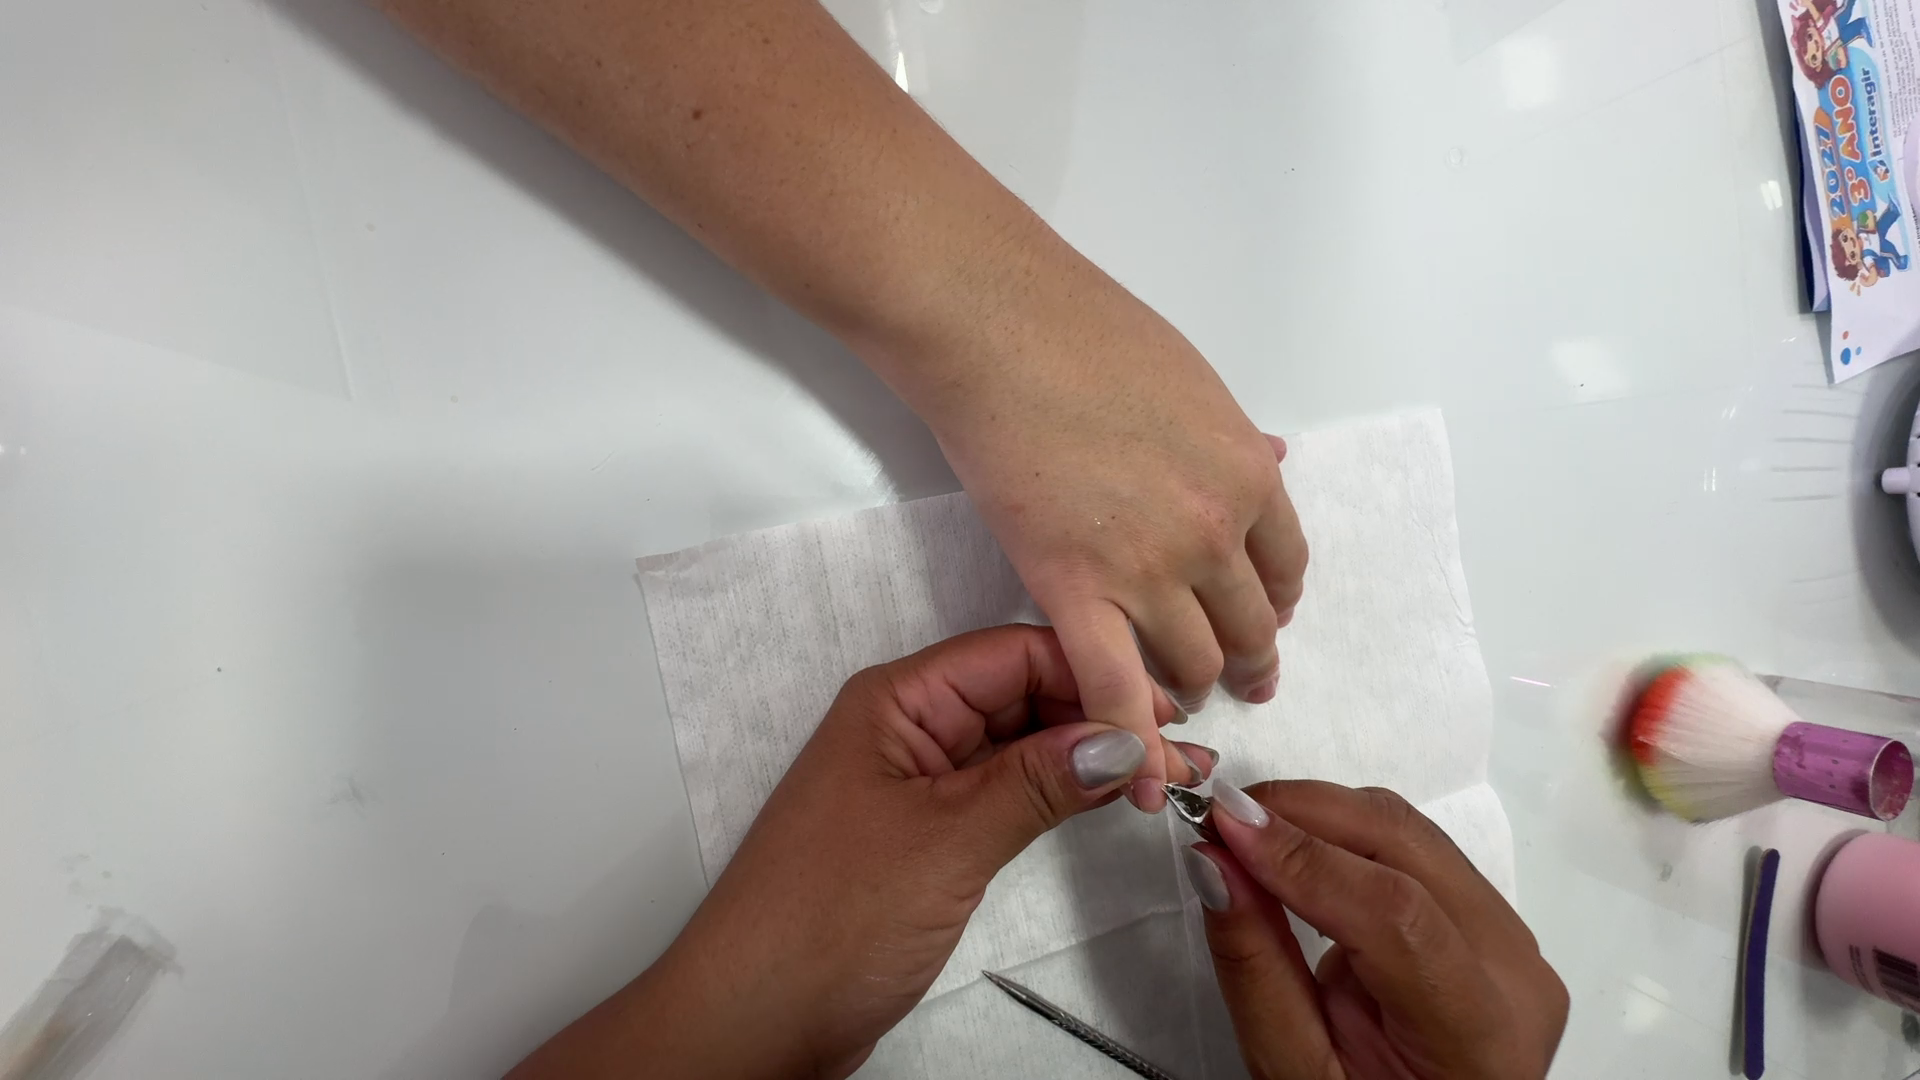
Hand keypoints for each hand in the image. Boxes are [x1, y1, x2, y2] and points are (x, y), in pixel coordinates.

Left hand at [509, 625, 1215, 1079]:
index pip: (1012, 655)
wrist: (752, 1022)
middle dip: (1100, 717)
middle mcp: (914, 722)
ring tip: (1171, 774)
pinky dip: (1060, 790)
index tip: (1168, 710)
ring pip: (1021, 742)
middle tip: (1184, 753)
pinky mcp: (935, 824)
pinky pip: (1008, 787)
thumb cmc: (835, 915)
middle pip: (1022, 695)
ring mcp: (926, 774)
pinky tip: (1113, 795)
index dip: (1092, 674)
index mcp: (901, 697)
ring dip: (1089, 755)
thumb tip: (1125, 739)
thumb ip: (1037, 781)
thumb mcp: (946, 839)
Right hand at [920, 267, 1307, 798]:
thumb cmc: (1084, 333)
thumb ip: (1231, 436)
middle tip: (1233, 685)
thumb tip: (1270, 455)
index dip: (1273, 606)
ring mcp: (1147, 570)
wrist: (997, 327)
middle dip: (1245, 663)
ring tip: (1178, 711)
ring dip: (1190, 693)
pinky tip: (1140, 780)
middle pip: (1245, 628)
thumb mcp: (1189, 379)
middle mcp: (1214, 533)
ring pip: (1190, 666)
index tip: (1259, 623)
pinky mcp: (1072, 592)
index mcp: (1247, 472)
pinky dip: (1131, 744)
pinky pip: (1113, 689)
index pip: (1285, 567)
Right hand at [1186, 781, 1565, 1079]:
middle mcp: (1511, 965)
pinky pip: (1397, 834)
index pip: (1395, 913)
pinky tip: (1286, 847)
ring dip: (1309, 810)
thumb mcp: (1292, 1069)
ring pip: (1396, 823)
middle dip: (1297, 810)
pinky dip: (1330, 823)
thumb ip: (1253, 965)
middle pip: (1399, 843)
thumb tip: (1212, 858)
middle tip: (1218, 819)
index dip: (1301, 856)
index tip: (1219, 825)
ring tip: (1243, 834)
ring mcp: (1502, 928)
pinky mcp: (1477, 905)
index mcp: (1479, 1033)